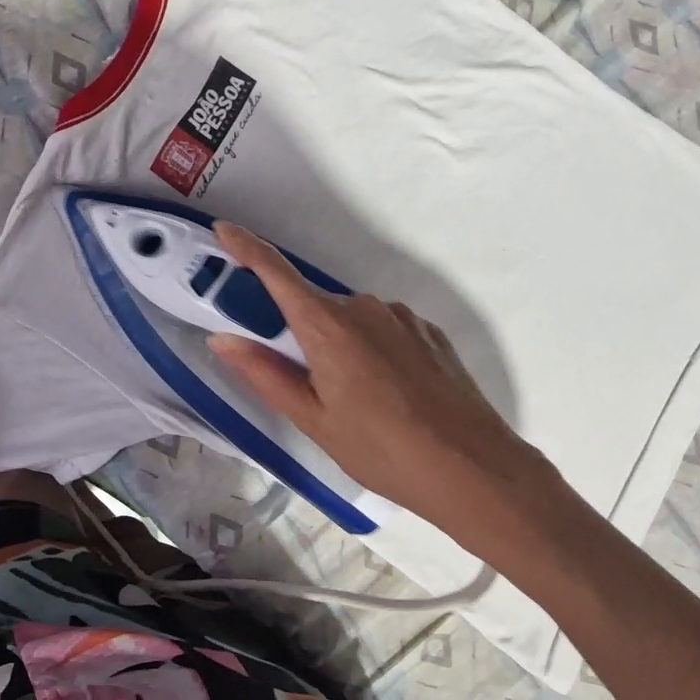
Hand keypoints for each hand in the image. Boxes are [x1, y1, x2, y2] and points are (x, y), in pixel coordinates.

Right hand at [206, 222, 554, 540]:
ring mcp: (401, 317)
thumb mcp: (313, 420)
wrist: (476, 470)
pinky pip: (384, 330)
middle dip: (300, 333)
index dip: (245, 247)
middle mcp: (362, 307)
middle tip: (310, 385)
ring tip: (359, 402)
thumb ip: (265, 374)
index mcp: (326, 325)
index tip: (223, 229)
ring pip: (350, 320)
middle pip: (313, 305)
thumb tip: (223, 339)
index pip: (275, 272)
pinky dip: (373, 350)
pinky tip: (391, 394)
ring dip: (340, 345)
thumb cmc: (382, 450)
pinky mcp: (429, 332)